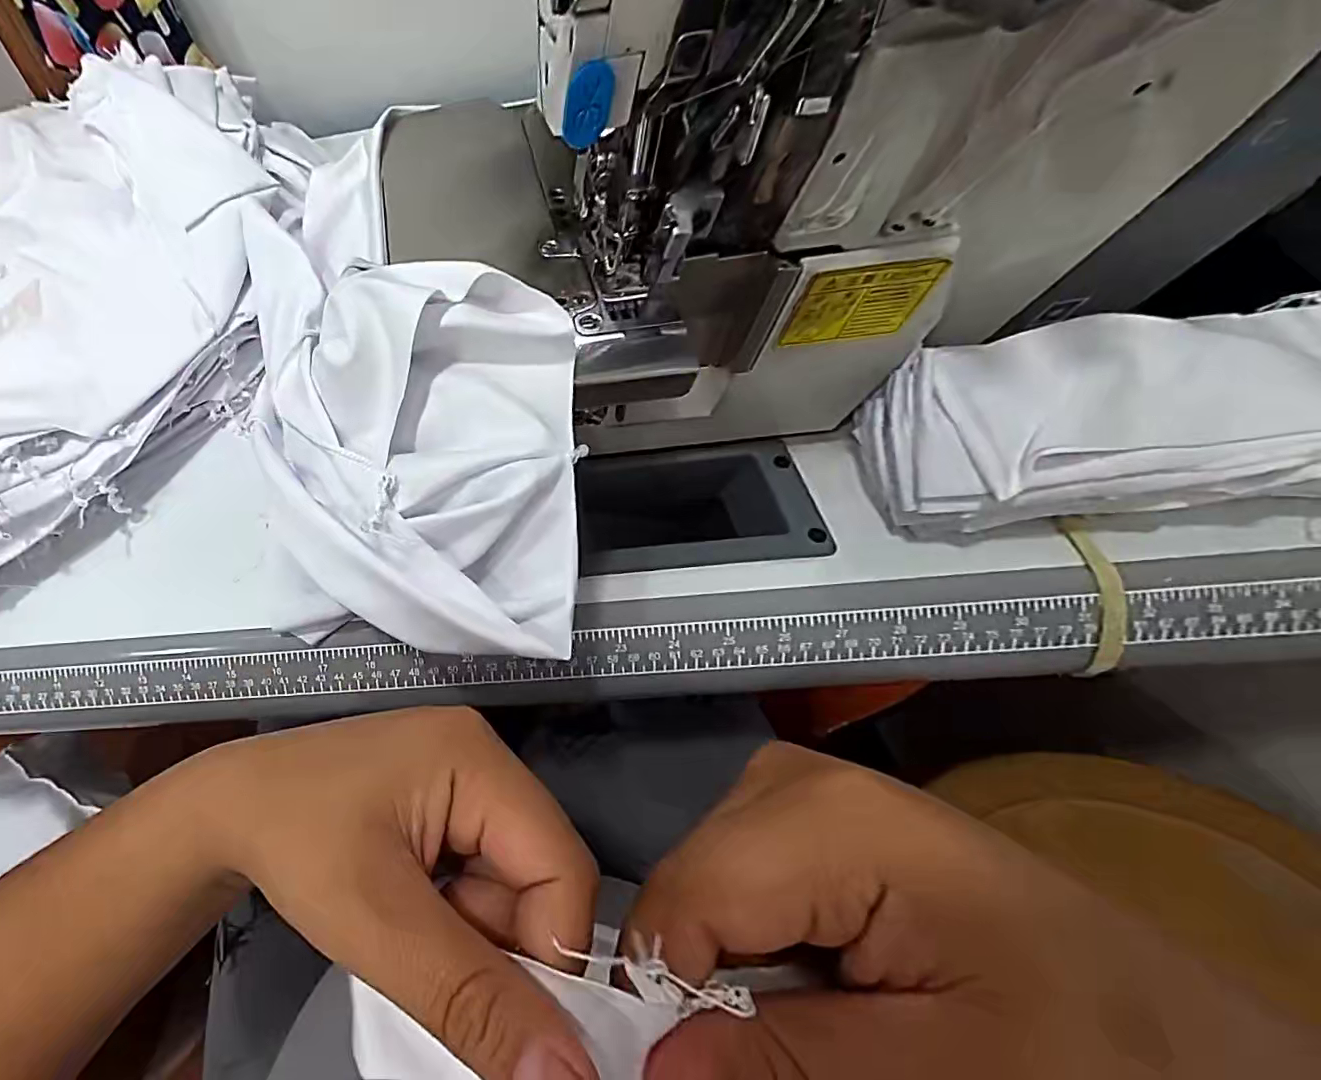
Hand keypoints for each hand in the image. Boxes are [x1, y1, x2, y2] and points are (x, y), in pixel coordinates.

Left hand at [174, 707, 601, 1079]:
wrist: (227, 809)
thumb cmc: (292, 843)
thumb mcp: (379, 925)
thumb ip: (475, 1000)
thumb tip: (565, 1074)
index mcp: (474, 756)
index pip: (562, 866)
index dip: (548, 951)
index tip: (501, 1009)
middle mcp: (477, 752)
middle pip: (537, 872)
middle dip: (497, 939)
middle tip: (431, 959)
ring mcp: (457, 769)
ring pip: (508, 880)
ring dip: (472, 930)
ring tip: (406, 928)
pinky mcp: (438, 791)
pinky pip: (477, 867)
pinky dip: (454, 910)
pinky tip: (407, 906)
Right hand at [626, 742, 1319, 1079]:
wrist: (1195, 1035)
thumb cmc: (1099, 1055)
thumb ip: (786, 1064)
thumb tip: (653, 1065)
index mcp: (823, 814)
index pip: (684, 899)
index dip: (670, 993)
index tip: (690, 1067)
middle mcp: (788, 777)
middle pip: (688, 887)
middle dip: (706, 980)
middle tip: (779, 1054)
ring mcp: (794, 788)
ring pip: (700, 887)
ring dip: (730, 968)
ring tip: (813, 1020)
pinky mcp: (804, 814)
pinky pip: (732, 883)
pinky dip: (753, 949)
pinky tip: (814, 981)